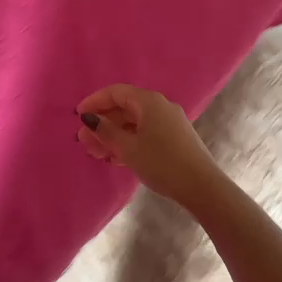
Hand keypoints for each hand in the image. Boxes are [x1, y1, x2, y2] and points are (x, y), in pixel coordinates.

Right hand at [76, 84, 225, 206]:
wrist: (203, 188)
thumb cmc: (162, 163)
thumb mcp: (128, 148)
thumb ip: (106, 131)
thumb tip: (89, 119)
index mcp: (149, 101)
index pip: (116, 93)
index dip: (95, 102)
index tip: (78, 116)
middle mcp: (160, 106)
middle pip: (124, 109)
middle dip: (103, 124)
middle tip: (85, 142)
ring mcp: (169, 123)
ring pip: (134, 124)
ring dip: (114, 136)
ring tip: (97, 154)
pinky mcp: (174, 139)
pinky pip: (145, 133)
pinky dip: (129, 142)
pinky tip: (117, 159)